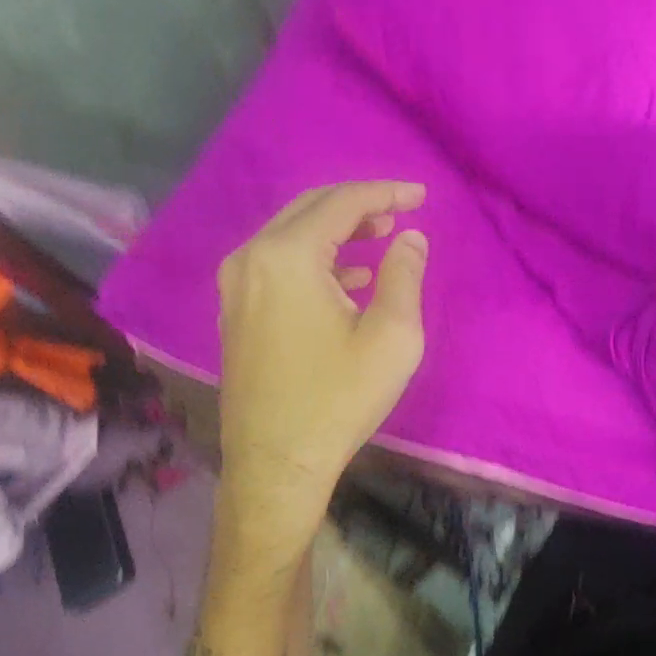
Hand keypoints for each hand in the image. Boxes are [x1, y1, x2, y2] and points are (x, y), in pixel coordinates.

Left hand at [218, 181, 428, 489]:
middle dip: (358, 205)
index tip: (421, 196)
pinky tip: (347, 279)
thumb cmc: (339, 399)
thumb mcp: (392, 336)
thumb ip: (405, 275)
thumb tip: (410, 238)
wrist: (277, 461)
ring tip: (379, 240)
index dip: (385, 193)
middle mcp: (251, 258)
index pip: (341, 202)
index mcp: (287, 256)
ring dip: (336, 232)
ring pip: (290, 235)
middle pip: (309, 210)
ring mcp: (235, 285)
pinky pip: (277, 263)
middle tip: (400, 213)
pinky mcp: (234, 311)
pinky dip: (314, 259)